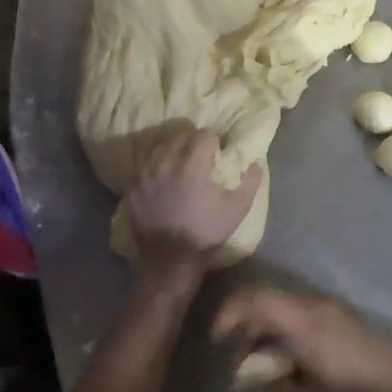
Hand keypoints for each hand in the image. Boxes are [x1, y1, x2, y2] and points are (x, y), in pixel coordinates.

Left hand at [125, 129, 261, 272]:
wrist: (171, 256)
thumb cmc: (207, 231)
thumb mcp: (238, 208)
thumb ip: (250, 182)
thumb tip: (256, 163)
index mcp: (192, 164)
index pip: (205, 135)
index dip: (215, 142)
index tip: (218, 152)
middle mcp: (167, 162)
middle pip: (181, 136)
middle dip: (193, 141)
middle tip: (200, 155)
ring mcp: (146, 173)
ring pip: (160, 146)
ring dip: (173, 149)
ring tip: (180, 162)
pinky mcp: (134, 185)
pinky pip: (145, 164)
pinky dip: (156, 164)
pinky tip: (163, 176)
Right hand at [213, 288, 391, 391]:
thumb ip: (274, 390)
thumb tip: (250, 380)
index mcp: (303, 321)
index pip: (254, 297)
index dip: (228, 313)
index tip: (216, 341)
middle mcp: (314, 305)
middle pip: (265, 296)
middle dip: (241, 320)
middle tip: (231, 354)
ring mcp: (329, 309)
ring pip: (282, 303)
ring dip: (262, 325)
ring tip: (255, 361)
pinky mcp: (340, 318)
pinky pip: (298, 311)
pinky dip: (281, 327)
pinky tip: (283, 358)